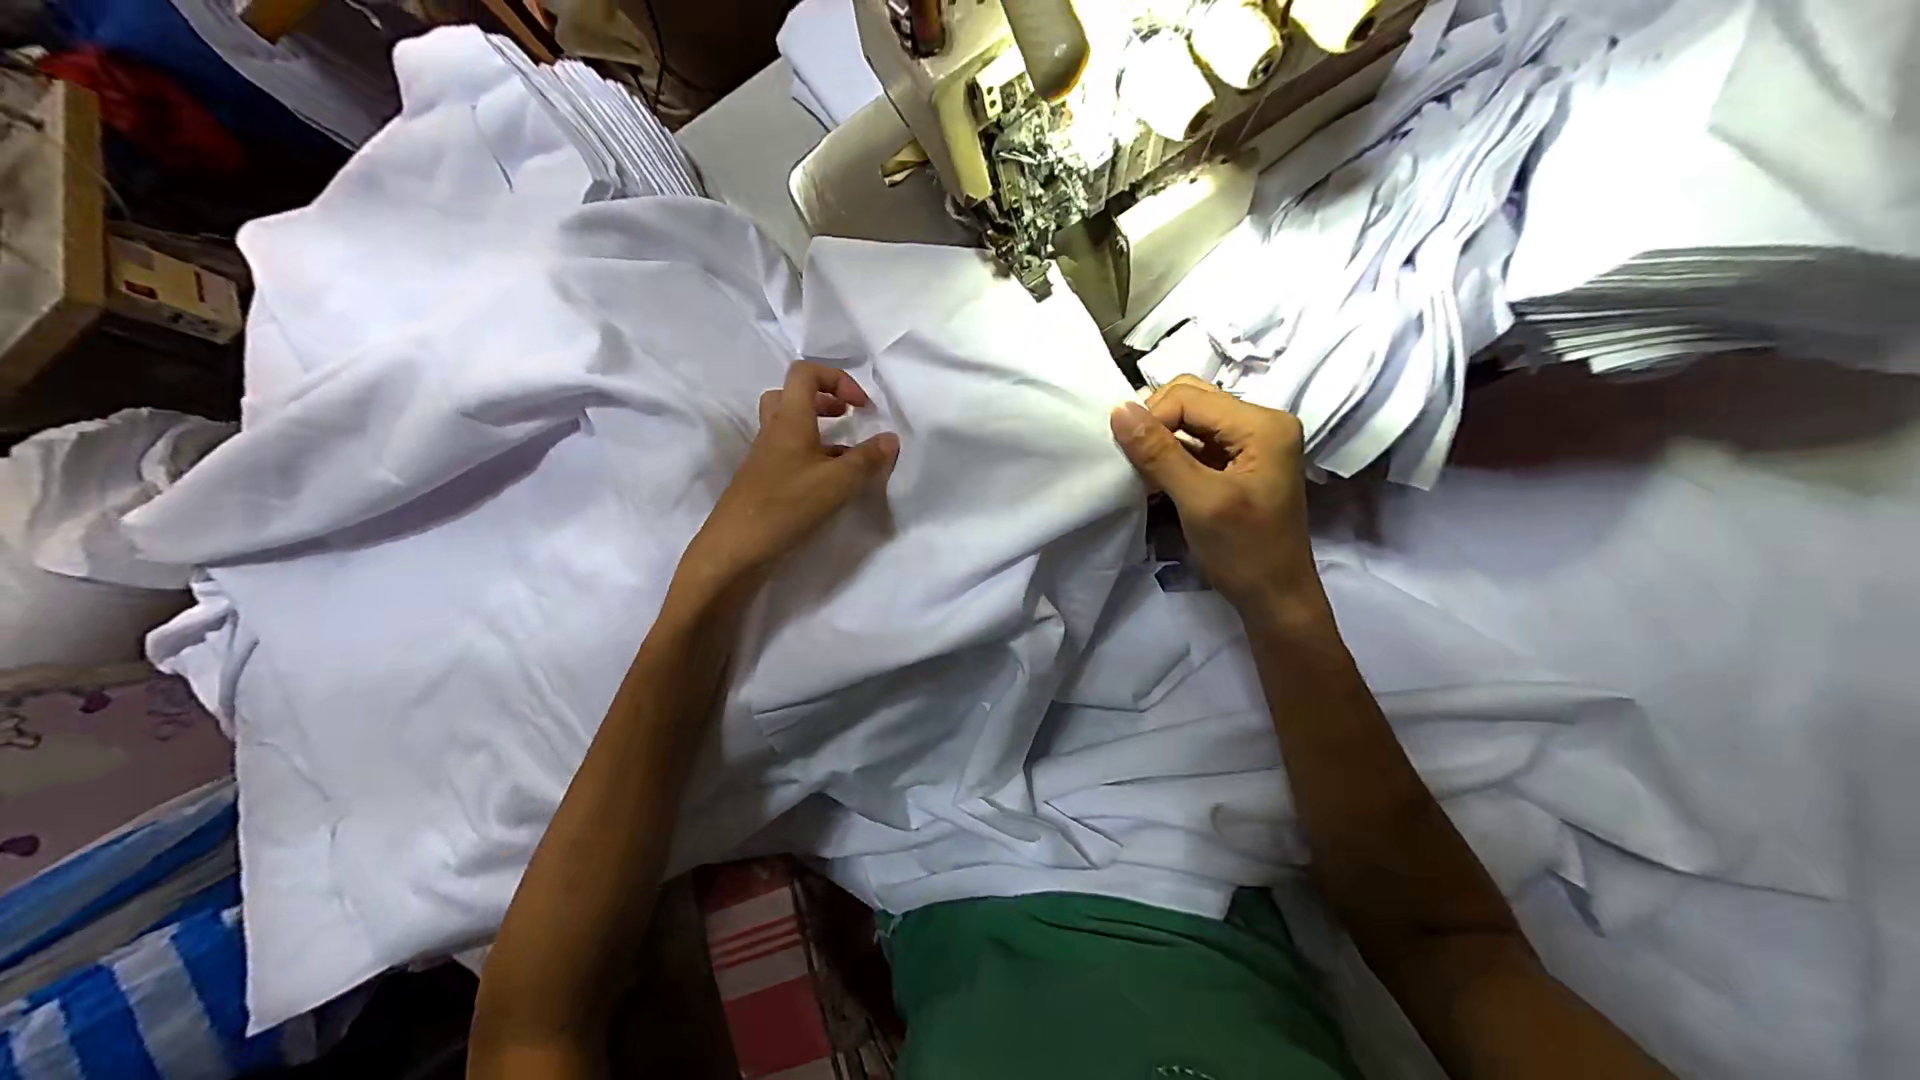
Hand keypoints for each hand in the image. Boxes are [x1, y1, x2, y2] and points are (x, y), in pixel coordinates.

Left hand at [677, 362, 898, 599]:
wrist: (736, 548)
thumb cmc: (787, 506)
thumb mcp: (838, 482)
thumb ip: (867, 459)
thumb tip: (890, 438)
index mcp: (790, 420)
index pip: (806, 373)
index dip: (837, 379)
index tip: (860, 406)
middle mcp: (773, 432)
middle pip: (791, 395)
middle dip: (824, 399)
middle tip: (848, 418)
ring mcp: (764, 457)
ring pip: (789, 426)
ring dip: (818, 430)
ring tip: (844, 453)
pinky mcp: (763, 481)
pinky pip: (788, 454)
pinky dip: (811, 457)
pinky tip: (829, 483)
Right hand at [1109, 376, 1325, 620]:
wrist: (1275, 597)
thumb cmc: (1244, 552)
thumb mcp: (1198, 501)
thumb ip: (1158, 453)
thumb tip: (1119, 410)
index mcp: (1262, 424)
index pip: (1188, 398)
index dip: (1151, 418)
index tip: (1127, 456)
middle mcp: (1261, 422)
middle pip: (1191, 400)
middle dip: (1155, 424)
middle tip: (1134, 459)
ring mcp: (1252, 441)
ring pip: (1190, 419)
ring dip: (1161, 440)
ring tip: (1142, 470)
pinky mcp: (1239, 460)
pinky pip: (1197, 441)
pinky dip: (1172, 454)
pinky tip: (1156, 477)